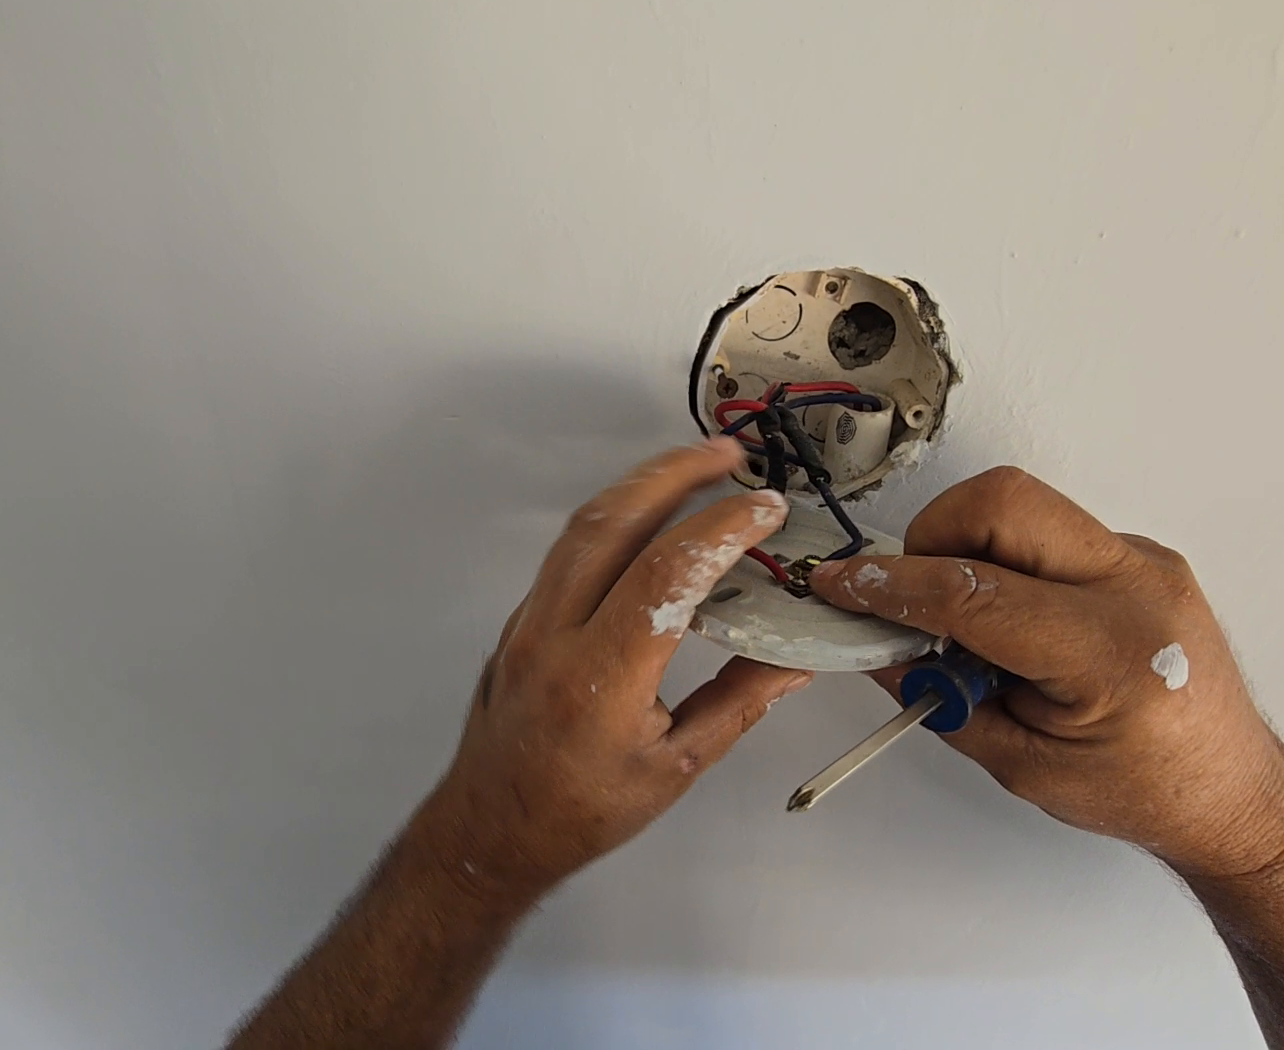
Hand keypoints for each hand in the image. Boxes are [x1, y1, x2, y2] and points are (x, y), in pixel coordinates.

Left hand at [414, 439, 812, 899]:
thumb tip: (792, 660)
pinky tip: (646, 517)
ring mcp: (529, 619)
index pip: (665, 576)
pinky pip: (568, 550)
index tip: (765, 510)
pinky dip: (614, 518)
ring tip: (693, 468)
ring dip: (640, 485)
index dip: (721, 531)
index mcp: (599, 679)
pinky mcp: (521, 617)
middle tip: (726, 455)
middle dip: (673, 474)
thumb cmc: (579, 810)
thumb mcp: (675, 769)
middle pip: (609, 524)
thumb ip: (737, 703)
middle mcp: (554, 634)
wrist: (490, 827)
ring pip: (582, 527)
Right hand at [810, 466, 1283, 877]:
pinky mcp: (1133, 553)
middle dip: (931, 532)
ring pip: (1018, 501)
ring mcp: (1140, 561)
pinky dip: (995, 555)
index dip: (891, 586)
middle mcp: (1135, 588)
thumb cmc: (1142, 788)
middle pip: (1002, 501)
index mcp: (1110, 655)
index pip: (973, 593)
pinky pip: (1040, 525)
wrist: (1236, 790)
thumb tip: (879, 645)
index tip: (841, 584)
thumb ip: (939, 699)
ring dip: (961, 540)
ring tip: (961, 608)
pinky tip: (1003, 613)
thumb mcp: (1018, 762)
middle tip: (913, 588)